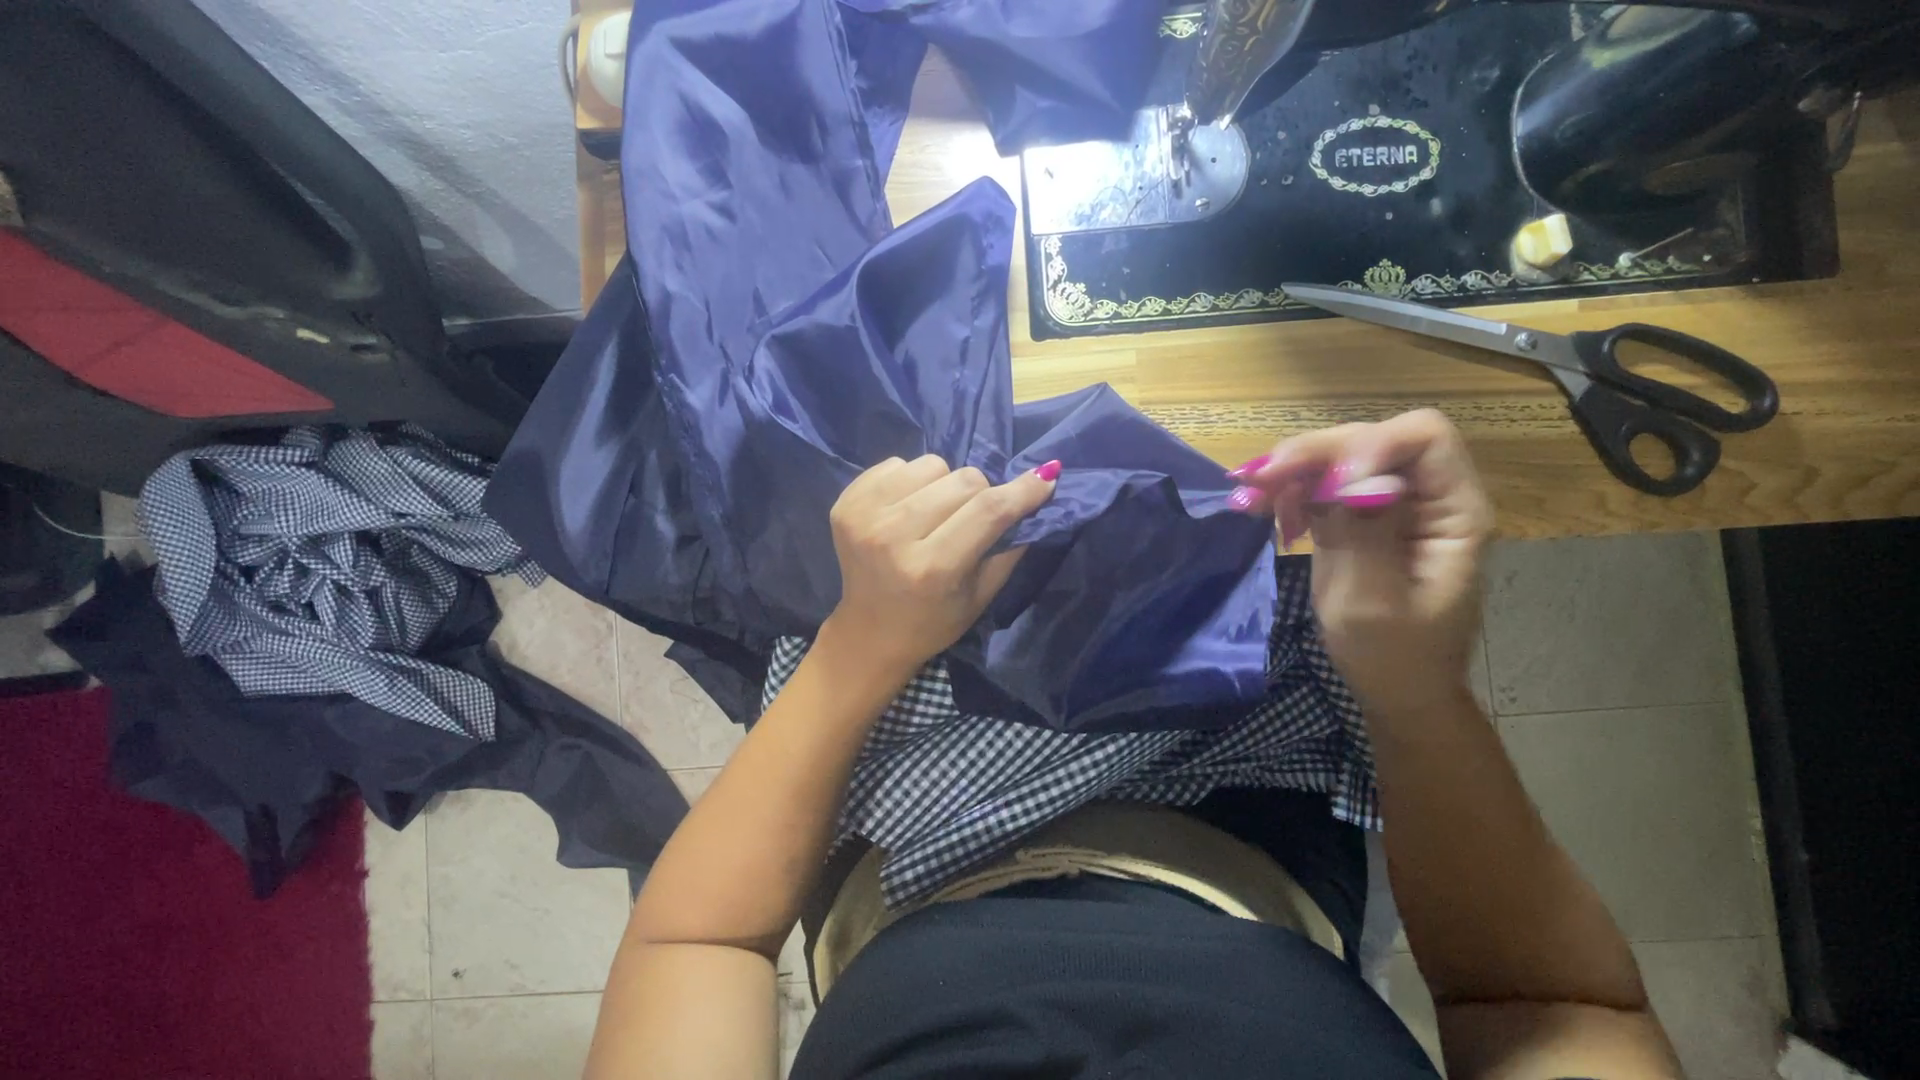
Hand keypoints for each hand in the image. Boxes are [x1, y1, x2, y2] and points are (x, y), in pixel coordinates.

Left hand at [822, 454, 1059, 677]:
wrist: (869, 632)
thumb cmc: (933, 621)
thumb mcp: (982, 595)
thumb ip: (1011, 545)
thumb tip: (1040, 488)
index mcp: (931, 568)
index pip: (987, 510)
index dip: (1022, 490)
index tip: (1045, 478)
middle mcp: (892, 537)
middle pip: (963, 480)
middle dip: (980, 493)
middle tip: (971, 518)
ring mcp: (863, 516)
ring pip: (931, 464)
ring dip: (943, 484)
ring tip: (934, 514)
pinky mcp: (845, 503)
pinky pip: (896, 464)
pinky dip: (910, 481)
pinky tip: (906, 510)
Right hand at [1229, 410, 1492, 713]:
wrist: (1396, 692)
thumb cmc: (1394, 658)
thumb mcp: (1374, 604)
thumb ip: (1365, 535)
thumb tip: (1354, 478)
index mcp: (1454, 512)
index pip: (1423, 438)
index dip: (1372, 445)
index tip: (1326, 483)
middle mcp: (1426, 496)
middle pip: (1370, 439)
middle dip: (1314, 453)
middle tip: (1258, 480)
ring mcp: (1389, 504)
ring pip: (1339, 456)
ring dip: (1291, 469)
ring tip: (1249, 496)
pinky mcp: (1357, 517)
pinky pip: (1321, 485)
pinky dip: (1287, 490)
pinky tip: (1260, 510)